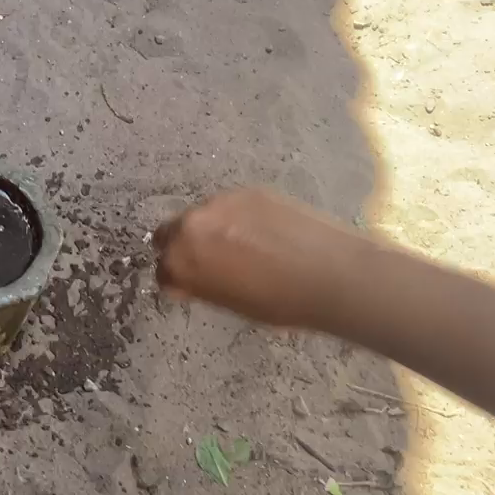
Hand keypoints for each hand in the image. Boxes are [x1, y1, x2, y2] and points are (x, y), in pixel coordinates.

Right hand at [152, 187, 369, 328]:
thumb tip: (186, 280)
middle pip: (169, 233)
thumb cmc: (279, 303)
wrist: (332, 275)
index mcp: (181, 261)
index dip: (176, 279)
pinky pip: (228, 206)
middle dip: (182, 247)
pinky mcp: (247, 191)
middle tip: (208, 262)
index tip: (190, 285)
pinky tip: (259, 233)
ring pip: (200, 216)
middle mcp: (191, 226)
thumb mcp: (228, 304)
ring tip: (239, 246)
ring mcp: (219, 203)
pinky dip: (235, 218)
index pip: (162, 268)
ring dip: (208, 229)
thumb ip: (199, 285)